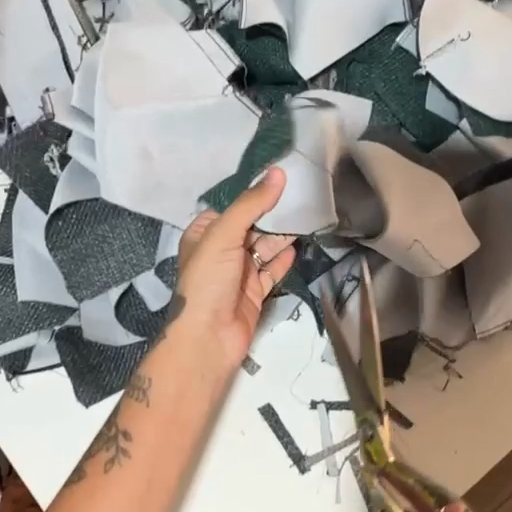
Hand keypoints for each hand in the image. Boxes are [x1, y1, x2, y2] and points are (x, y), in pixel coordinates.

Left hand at [169, 168, 296, 369]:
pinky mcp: (253, 293)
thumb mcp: (224, 235)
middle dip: (272, 215)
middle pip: (250, 226)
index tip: (282, 178)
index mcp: (204, 235)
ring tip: (308, 217)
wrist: (208, 338)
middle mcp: (220, 252)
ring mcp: (237, 274)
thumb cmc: (208, 282)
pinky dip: (283, 260)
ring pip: (263, 248)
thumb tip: (278, 172)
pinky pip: (271, 271)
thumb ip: (251, 204)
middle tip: (304, 196)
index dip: (253, 194)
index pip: (231, 207)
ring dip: (281, 235)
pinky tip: (297, 247)